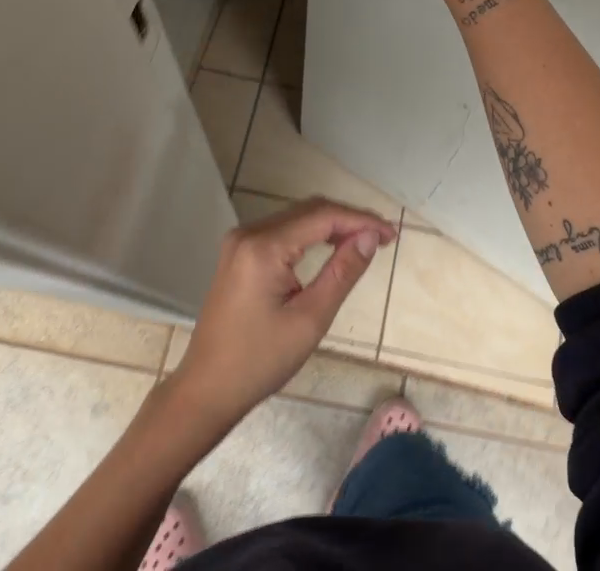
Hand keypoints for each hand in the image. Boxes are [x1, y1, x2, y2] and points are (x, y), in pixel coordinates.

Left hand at [173, 198, 396, 420]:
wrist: (208, 388)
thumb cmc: (260, 360)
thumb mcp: (310, 319)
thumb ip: (342, 272)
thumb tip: (370, 237)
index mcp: (263, 247)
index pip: (322, 216)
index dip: (361, 220)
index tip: (392, 235)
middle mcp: (248, 234)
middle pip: (308, 210)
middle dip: (348, 219)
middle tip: (383, 239)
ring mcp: (239, 243)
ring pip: (295, 218)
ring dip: (331, 225)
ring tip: (365, 243)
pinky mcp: (238, 255)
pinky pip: (282, 232)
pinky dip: (310, 235)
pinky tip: (332, 247)